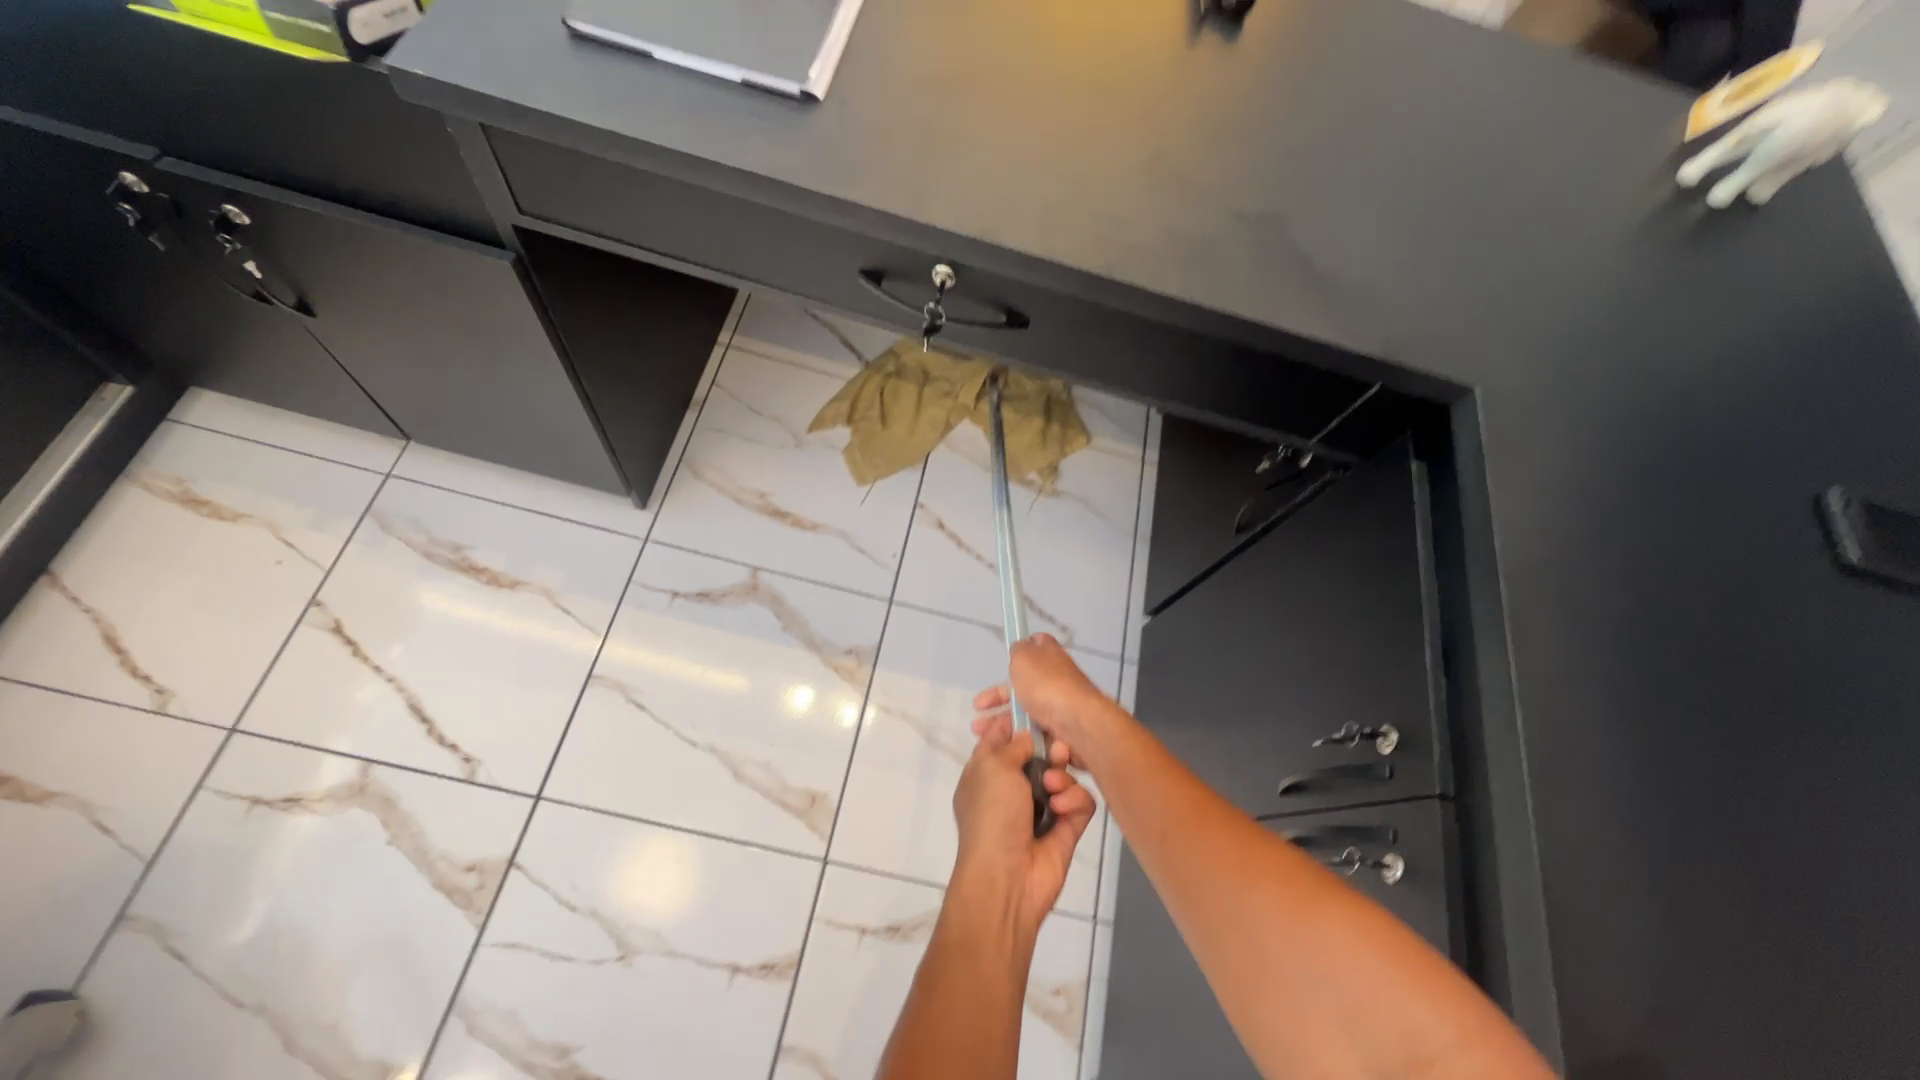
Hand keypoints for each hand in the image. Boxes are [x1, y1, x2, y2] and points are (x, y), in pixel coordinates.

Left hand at [951, 712, 1096, 932]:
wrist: (1007, 877)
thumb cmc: (991, 816)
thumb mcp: (993, 768)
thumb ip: (1013, 744)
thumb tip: (1027, 735)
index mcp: (986, 773)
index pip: (1001, 738)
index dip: (1017, 723)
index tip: (1037, 709)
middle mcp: (1012, 789)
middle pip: (1039, 755)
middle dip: (1051, 748)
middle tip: (1056, 750)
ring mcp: (1041, 808)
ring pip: (1064, 776)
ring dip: (1062, 776)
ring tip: (1054, 787)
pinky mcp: (1066, 827)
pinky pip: (1080, 802)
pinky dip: (1075, 800)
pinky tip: (1063, 807)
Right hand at [970, 633, 1115, 752]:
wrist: (1076, 722)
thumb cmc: (1046, 684)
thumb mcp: (1024, 656)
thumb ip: (1018, 649)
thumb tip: (1021, 648)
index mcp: (1049, 656)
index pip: (1032, 650)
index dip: (1015, 658)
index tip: (1001, 669)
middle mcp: (1056, 679)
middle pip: (1022, 689)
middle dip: (997, 703)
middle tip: (977, 718)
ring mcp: (1059, 707)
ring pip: (1025, 715)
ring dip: (1002, 725)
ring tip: (982, 736)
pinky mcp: (1061, 731)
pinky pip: (1035, 735)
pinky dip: (1018, 740)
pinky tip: (1004, 746)